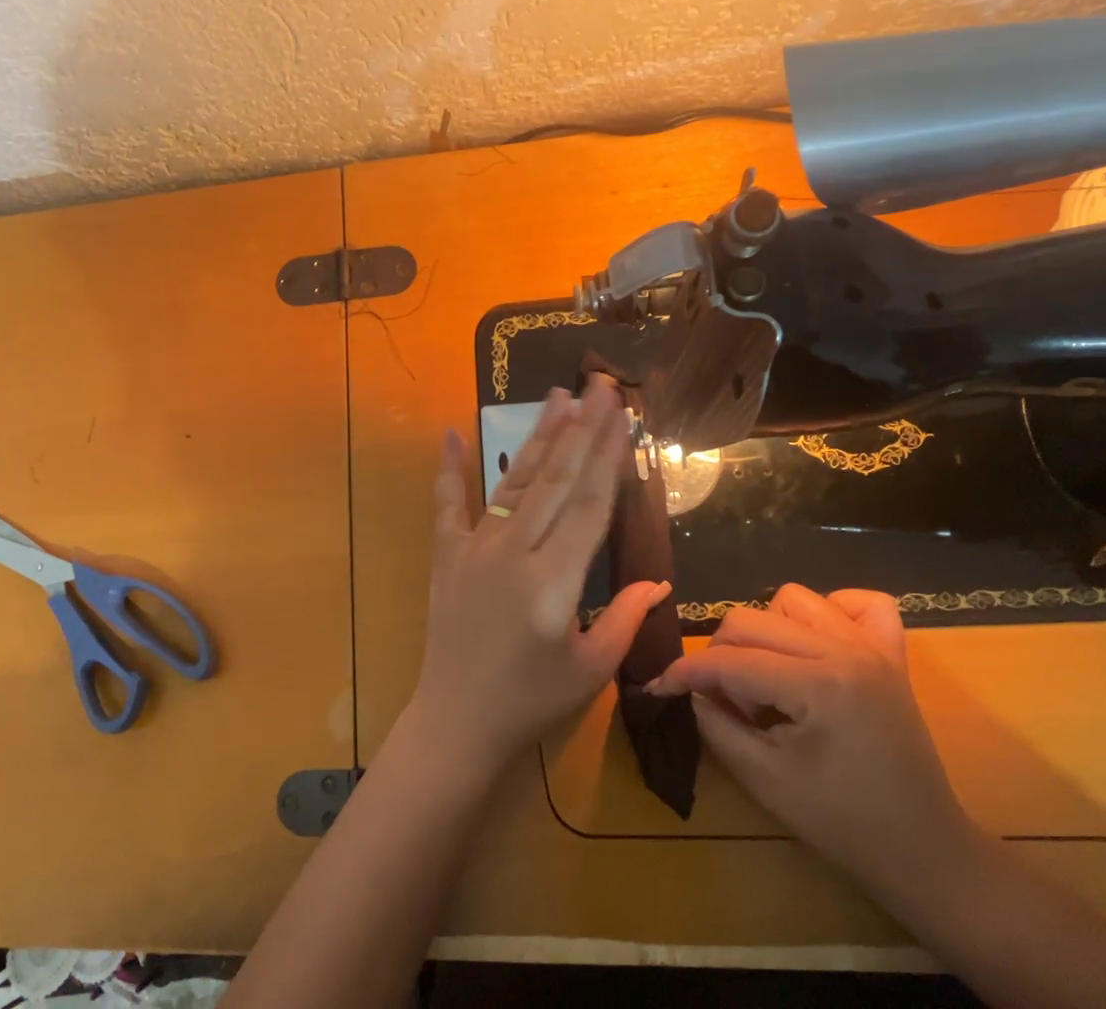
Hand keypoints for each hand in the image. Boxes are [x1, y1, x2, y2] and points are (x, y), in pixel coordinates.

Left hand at [409, 381, 671, 772]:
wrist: (456, 721)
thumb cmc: (531, 702)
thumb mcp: (591, 669)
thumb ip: (625, 618)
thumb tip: (660, 580)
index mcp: (553, 581)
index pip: (589, 504)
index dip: (609, 455)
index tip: (623, 413)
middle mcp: (512, 553)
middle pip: (554, 480)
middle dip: (581, 429)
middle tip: (599, 385)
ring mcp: (473, 551)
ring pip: (511, 483)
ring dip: (536, 437)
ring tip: (556, 396)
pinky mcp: (446, 558)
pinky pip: (446, 506)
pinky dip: (448, 469)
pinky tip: (450, 432)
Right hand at [646, 584, 976, 890]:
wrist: (920, 847)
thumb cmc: (839, 821)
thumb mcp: (762, 776)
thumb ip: (715, 724)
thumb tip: (687, 689)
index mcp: (819, 685)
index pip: (730, 661)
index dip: (685, 673)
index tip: (658, 688)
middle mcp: (847, 651)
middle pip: (752, 620)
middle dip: (722, 656)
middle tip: (729, 705)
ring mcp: (874, 648)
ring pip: (793, 600)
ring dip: (765, 632)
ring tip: (770, 678)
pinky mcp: (892, 655)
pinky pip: (858, 604)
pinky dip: (828, 613)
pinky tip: (814, 646)